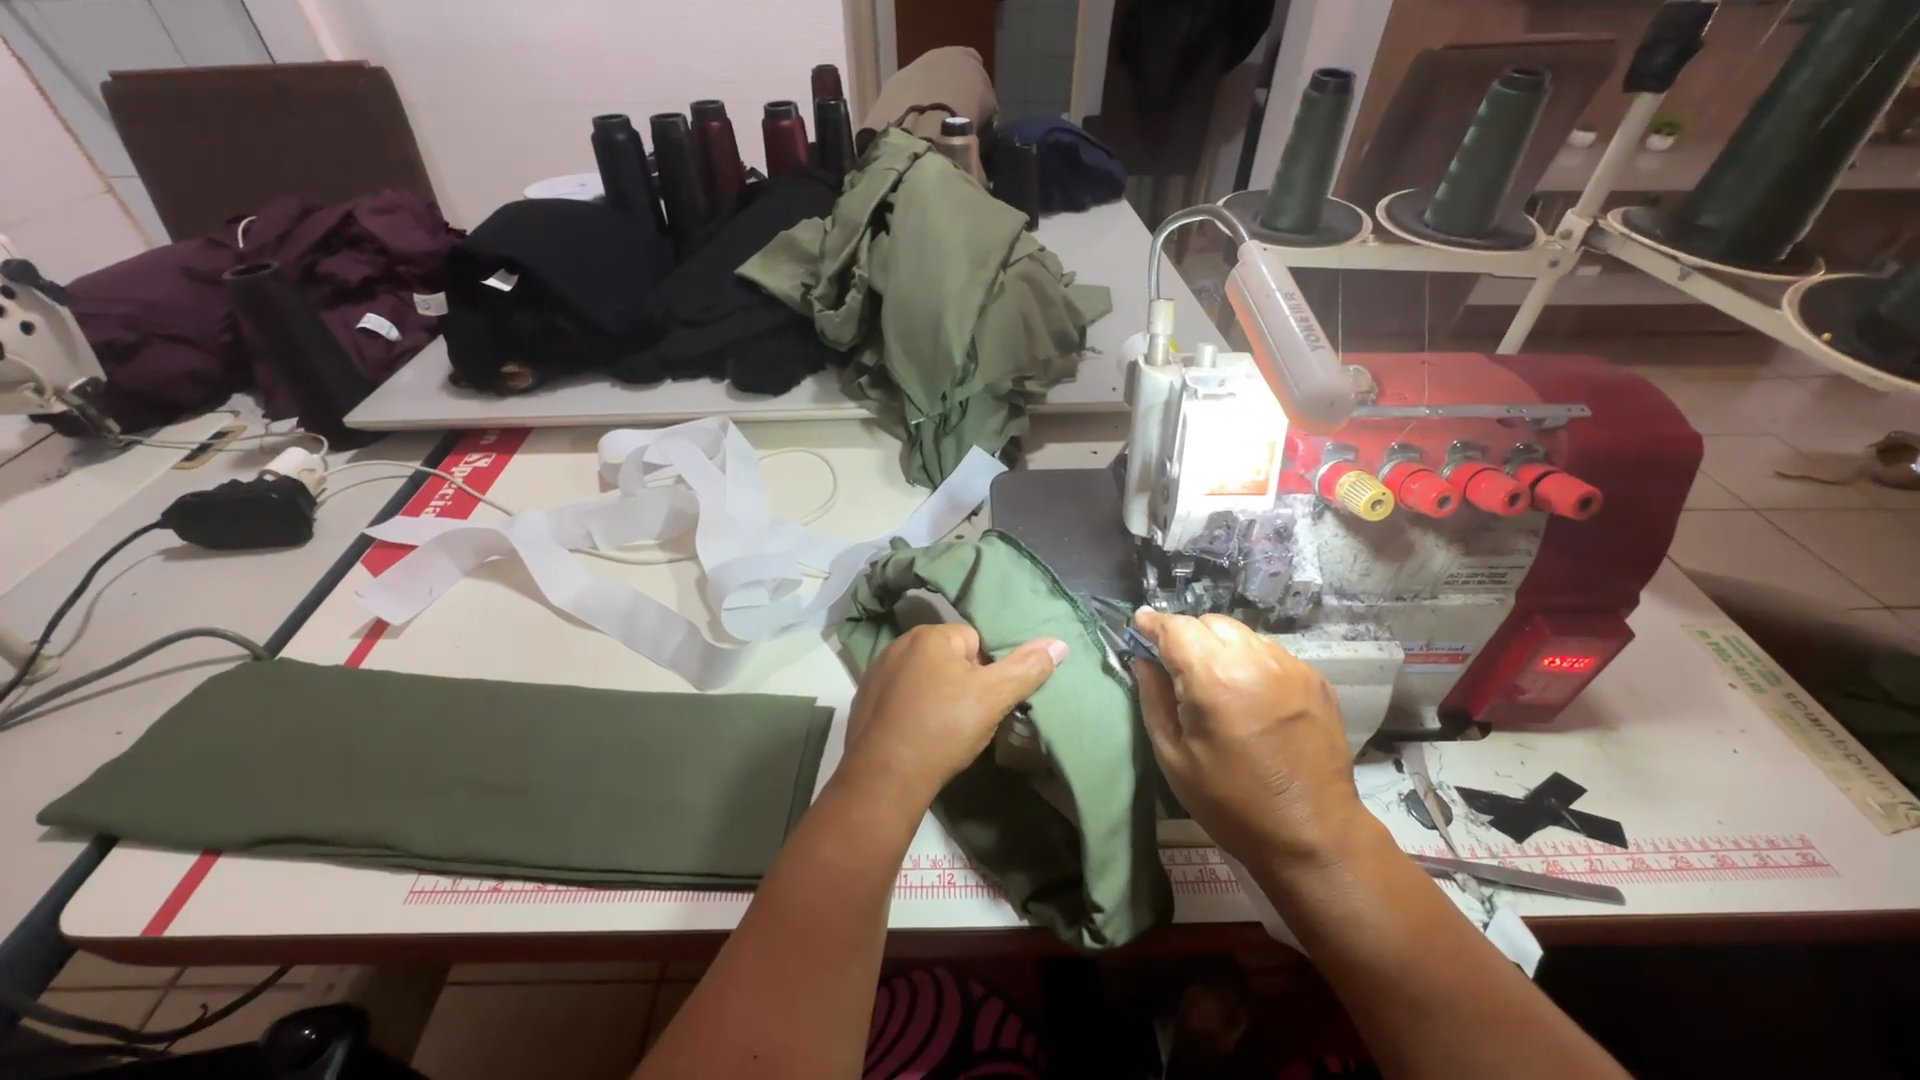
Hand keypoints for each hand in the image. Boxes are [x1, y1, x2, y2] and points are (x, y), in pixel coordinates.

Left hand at [840, 625, 1065, 807]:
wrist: (885, 777)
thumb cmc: (944, 729)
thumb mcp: (994, 698)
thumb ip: (1026, 668)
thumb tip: (1058, 643)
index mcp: (931, 636)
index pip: (976, 641)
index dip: (988, 672)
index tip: (985, 702)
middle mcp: (900, 644)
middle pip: (950, 658)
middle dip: (963, 683)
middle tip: (967, 718)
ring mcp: (878, 671)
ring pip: (926, 677)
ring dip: (938, 695)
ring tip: (944, 730)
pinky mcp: (865, 699)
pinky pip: (902, 696)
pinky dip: (913, 710)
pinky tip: (918, 735)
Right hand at [1132, 609, 1368, 871]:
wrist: (1312, 833)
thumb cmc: (1231, 802)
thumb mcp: (1174, 757)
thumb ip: (1154, 699)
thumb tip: (1143, 661)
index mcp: (1214, 678)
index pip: (1176, 627)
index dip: (1153, 624)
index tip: (1139, 627)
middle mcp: (1255, 660)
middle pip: (1210, 623)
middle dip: (1187, 635)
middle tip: (1175, 665)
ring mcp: (1291, 667)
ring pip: (1244, 634)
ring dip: (1220, 647)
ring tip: (1214, 682)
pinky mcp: (1315, 680)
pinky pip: (1271, 654)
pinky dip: (1250, 661)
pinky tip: (1248, 696)